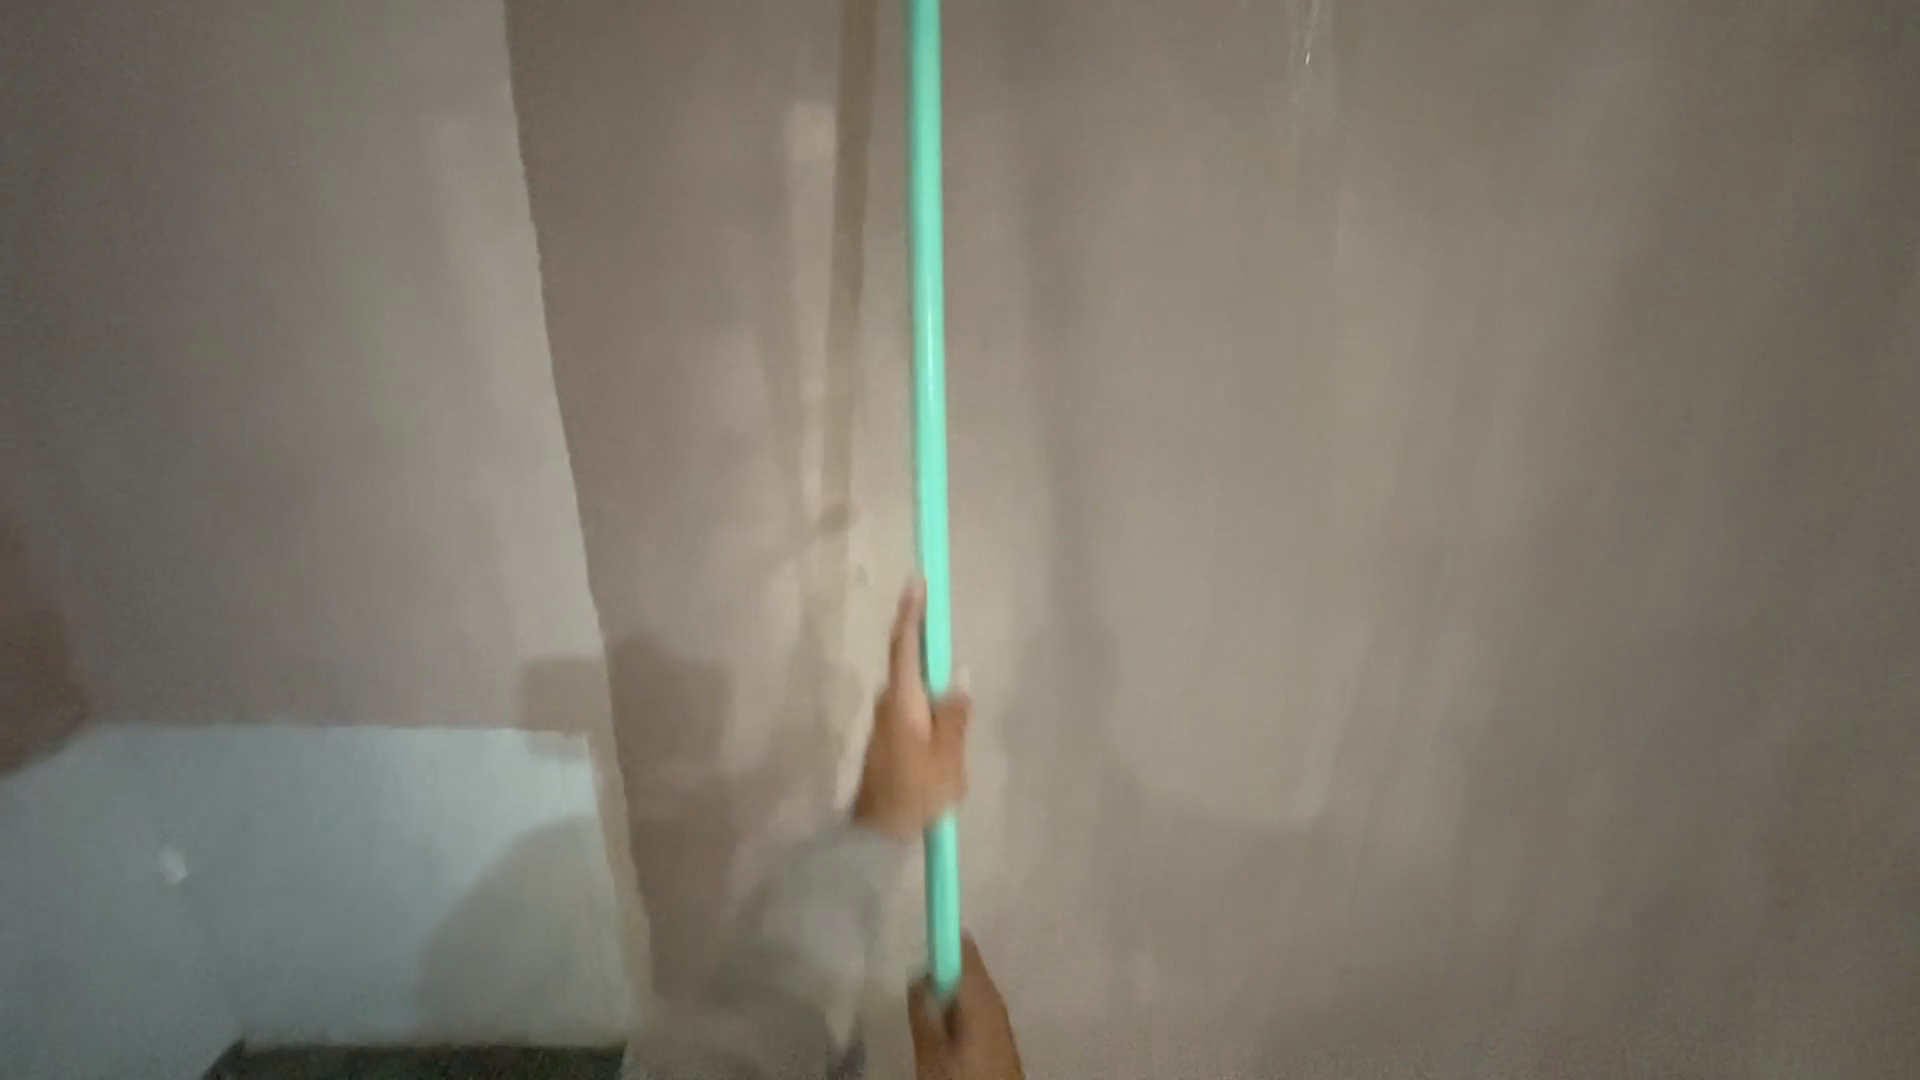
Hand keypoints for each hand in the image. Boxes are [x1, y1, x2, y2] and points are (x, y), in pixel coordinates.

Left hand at [852, 580, 969, 840]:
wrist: (875, 836)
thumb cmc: (915, 794)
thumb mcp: (949, 758)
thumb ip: (955, 713)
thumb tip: (960, 672)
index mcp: (902, 700)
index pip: (905, 645)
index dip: (912, 612)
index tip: (917, 581)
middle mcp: (887, 702)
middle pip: (912, 670)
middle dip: (935, 674)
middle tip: (953, 715)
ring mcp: (883, 722)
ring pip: (915, 697)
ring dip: (935, 707)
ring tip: (949, 757)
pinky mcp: (885, 739)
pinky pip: (911, 715)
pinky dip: (928, 720)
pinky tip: (939, 755)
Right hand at [907, 936, 1023, 1079]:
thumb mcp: (929, 1050)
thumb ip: (921, 1007)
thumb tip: (919, 972)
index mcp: (978, 991)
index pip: (961, 944)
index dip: (941, 936)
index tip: (922, 940)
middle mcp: (994, 995)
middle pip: (967, 965)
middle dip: (943, 970)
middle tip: (919, 992)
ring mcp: (1000, 1015)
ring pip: (971, 987)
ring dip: (951, 993)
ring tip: (930, 1018)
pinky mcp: (1001, 1035)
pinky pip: (978, 1007)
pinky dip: (961, 1011)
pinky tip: (948, 1036)